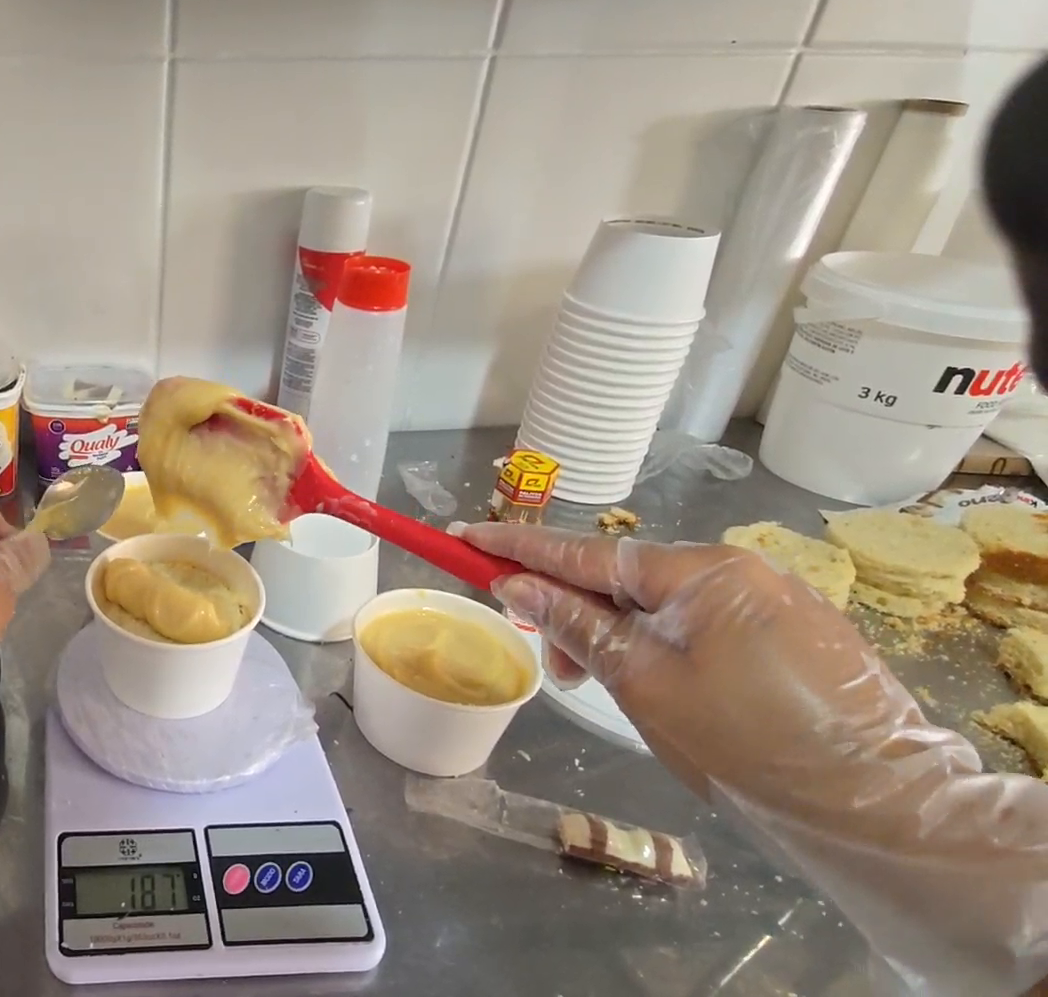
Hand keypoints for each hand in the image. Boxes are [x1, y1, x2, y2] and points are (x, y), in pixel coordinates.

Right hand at [457, 523, 909, 803]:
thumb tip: (516, 584)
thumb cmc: (745, 743)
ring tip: (588, 680)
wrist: (885, 811)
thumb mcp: (641, 682)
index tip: (462, 535)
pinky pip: (693, 620)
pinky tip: (643, 677)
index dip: (515, 546)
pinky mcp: (783, 630)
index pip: (583, 552)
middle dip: (569, 607)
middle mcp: (732, 569)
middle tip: (540, 652)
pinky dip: (651, 641)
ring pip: (654, 602)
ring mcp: (764, 598)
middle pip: (619, 576)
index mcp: (698, 571)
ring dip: (610, 631)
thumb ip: (575, 625)